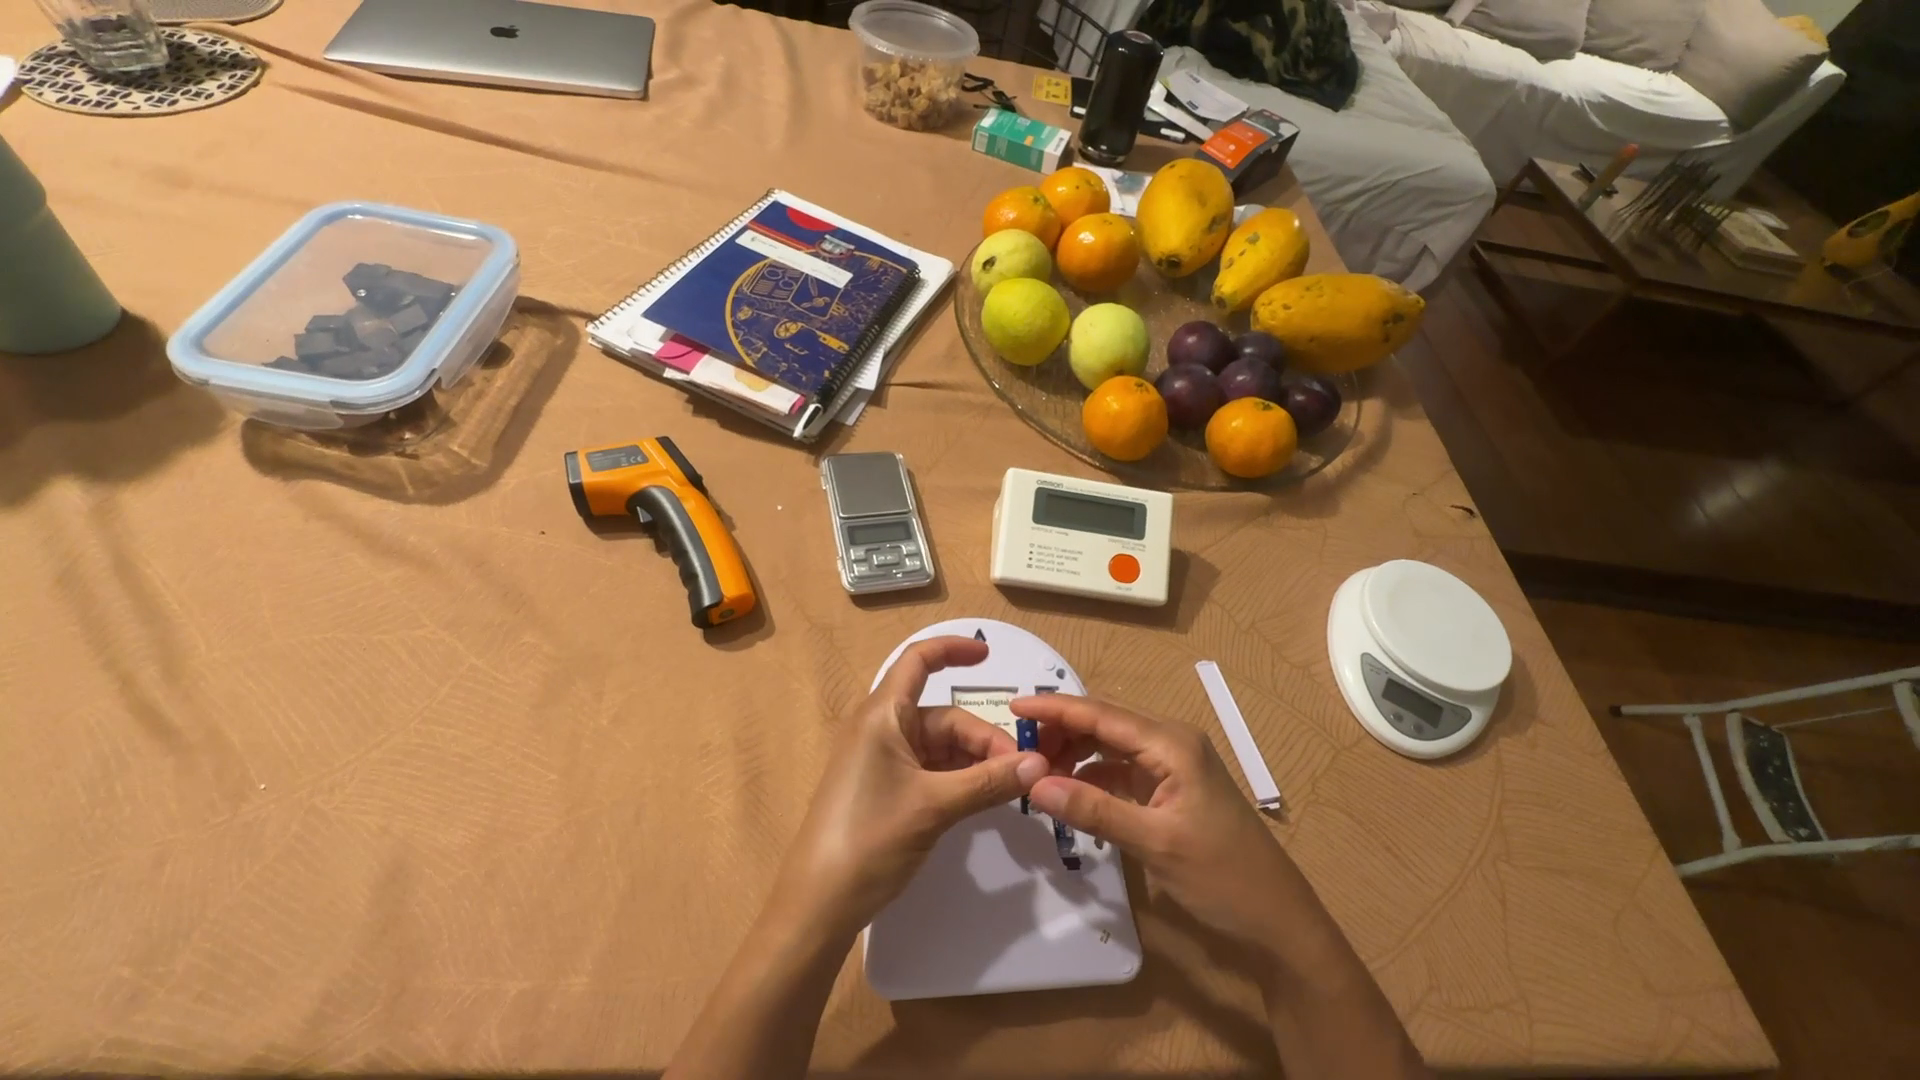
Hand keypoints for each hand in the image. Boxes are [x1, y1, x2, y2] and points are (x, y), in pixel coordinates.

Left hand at [773, 637, 1049, 936]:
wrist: (819, 902)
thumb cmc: (869, 838)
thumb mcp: (934, 807)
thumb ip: (988, 782)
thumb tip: (1040, 764)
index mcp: (882, 715)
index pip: (917, 662)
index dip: (952, 650)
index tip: (989, 655)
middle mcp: (881, 729)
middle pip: (943, 717)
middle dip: (984, 738)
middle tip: (1023, 773)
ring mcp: (882, 761)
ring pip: (941, 747)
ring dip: (976, 761)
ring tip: (1011, 788)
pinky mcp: (886, 789)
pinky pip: (932, 770)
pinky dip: (960, 779)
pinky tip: (986, 798)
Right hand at [1016, 694, 1309, 962]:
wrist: (1276, 917)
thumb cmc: (1222, 875)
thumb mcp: (1154, 843)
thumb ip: (1094, 810)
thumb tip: (1036, 785)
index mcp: (1172, 743)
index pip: (1102, 714)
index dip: (1056, 709)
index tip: (1013, 709)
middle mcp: (1171, 743)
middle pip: (1104, 723)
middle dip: (1061, 731)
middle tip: (1018, 751)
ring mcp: (1172, 766)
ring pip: (1110, 746)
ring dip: (1075, 754)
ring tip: (1038, 774)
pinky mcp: (1169, 790)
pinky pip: (1121, 770)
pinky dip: (1092, 776)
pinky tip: (1069, 793)